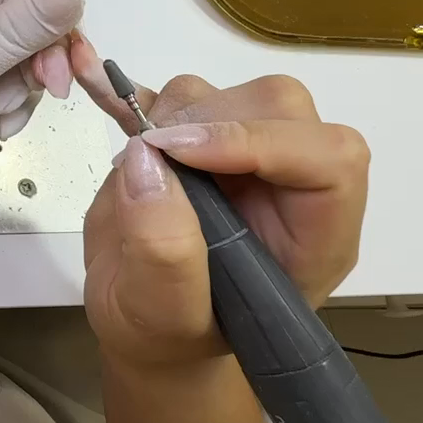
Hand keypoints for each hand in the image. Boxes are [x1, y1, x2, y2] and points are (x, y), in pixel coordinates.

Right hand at [71, 46, 369, 368]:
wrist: (143, 329)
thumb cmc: (165, 336)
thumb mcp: (162, 314)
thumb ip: (165, 252)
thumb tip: (146, 158)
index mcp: (313, 234)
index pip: (326, 157)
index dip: (256, 139)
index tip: (177, 150)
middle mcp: (283, 185)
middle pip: (280, 108)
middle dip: (209, 117)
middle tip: (151, 151)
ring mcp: (233, 159)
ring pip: (221, 94)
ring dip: (168, 111)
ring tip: (131, 157)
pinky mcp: (183, 143)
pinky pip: (166, 97)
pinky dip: (129, 91)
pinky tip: (96, 86)